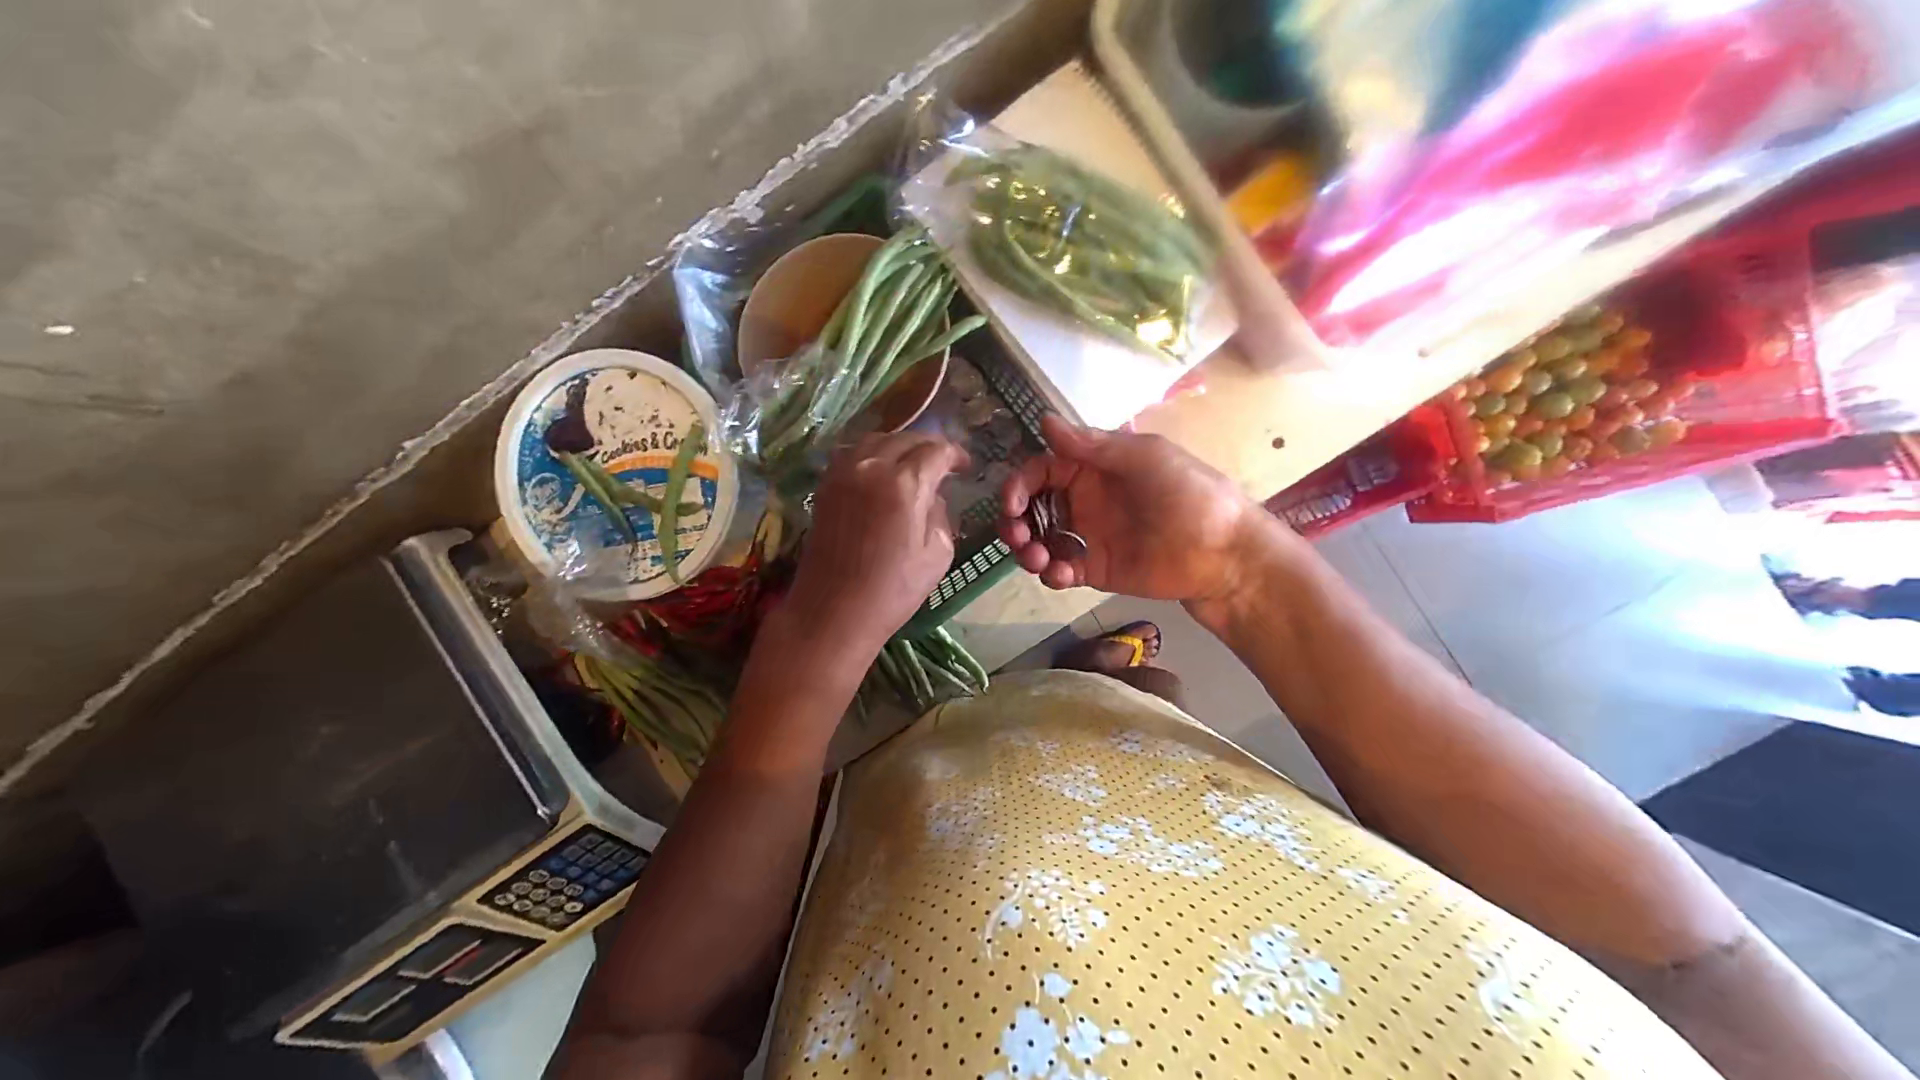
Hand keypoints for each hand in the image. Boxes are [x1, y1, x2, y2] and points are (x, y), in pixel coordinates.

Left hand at [785, 433, 968, 651]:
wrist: (833, 611)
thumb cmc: (892, 590)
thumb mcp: (937, 554)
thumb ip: (940, 513)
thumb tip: (931, 496)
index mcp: (905, 483)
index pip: (936, 450)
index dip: (956, 454)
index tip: (965, 466)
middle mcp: (871, 467)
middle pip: (906, 438)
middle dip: (929, 446)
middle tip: (942, 464)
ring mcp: (842, 473)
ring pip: (876, 440)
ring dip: (899, 446)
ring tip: (911, 464)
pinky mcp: (824, 486)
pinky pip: (851, 453)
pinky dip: (871, 454)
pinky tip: (880, 473)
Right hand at [998, 414, 1306, 607]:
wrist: (1224, 554)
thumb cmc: (1189, 495)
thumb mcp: (1145, 458)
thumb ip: (1093, 445)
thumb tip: (1043, 419)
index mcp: (1094, 468)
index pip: (1042, 470)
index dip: (1020, 484)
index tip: (1011, 504)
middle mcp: (1086, 499)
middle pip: (1033, 507)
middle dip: (1015, 520)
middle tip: (1016, 535)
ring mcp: (1090, 536)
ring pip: (1040, 539)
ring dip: (1027, 547)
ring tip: (1037, 559)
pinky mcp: (1096, 569)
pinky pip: (1060, 569)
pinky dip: (1051, 573)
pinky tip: (1061, 574)